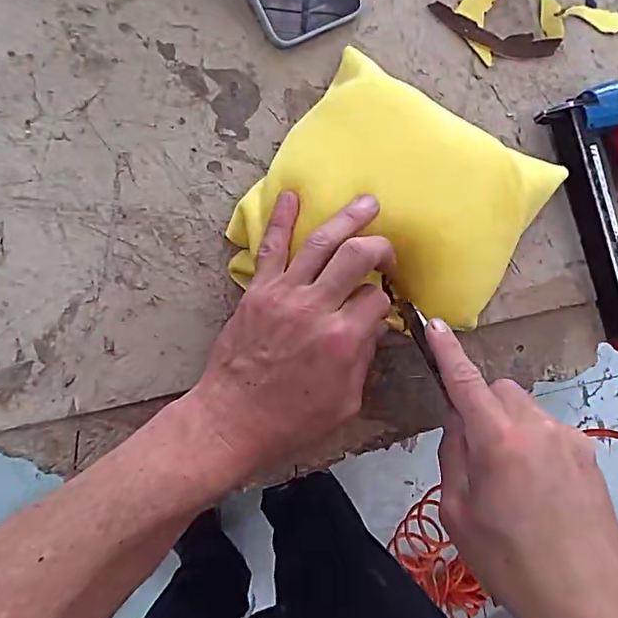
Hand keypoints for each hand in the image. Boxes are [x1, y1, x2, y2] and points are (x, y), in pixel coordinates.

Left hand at [181, 191, 392, 478]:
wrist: (230, 422)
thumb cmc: (292, 419)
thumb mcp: (346, 399)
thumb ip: (365, 358)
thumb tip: (375, 325)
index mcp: (343, 338)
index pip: (378, 296)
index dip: (386, 297)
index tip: (382, 304)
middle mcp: (316, 308)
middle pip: (358, 255)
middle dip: (380, 246)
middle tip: (387, 249)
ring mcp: (284, 295)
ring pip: (321, 243)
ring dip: (348, 217)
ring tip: (367, 201)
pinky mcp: (258, 292)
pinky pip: (272, 248)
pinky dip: (282, 218)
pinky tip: (292, 196)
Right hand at [427, 324, 617, 617]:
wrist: (587, 592)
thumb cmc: (513, 564)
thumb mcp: (459, 517)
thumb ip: (454, 457)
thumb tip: (458, 422)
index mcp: (499, 441)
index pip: (466, 383)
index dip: (447, 353)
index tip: (434, 325)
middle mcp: (536, 426)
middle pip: (500, 391)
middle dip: (482, 408)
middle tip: (477, 454)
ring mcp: (567, 435)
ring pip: (526, 410)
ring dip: (510, 427)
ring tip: (513, 482)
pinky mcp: (588, 448)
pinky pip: (550, 430)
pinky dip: (536, 444)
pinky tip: (541, 490)